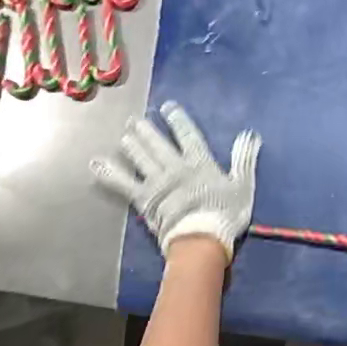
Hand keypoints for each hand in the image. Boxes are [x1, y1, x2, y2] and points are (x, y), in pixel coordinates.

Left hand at [91, 102, 259, 258]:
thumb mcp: (243, 186)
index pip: (188, 135)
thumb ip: (244, 159)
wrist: (201, 237)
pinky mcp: (143, 198)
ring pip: (140, 158)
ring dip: (131, 145)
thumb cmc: (225, 214)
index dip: (177, 120)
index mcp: (200, 163)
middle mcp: (175, 167)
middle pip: (158, 144)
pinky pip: (123, 183)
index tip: (167, 108)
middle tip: (134, 120)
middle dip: (146, 131)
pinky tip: (96, 163)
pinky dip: (109, 173)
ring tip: (123, 135)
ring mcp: (157, 182)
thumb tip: (250, 134)